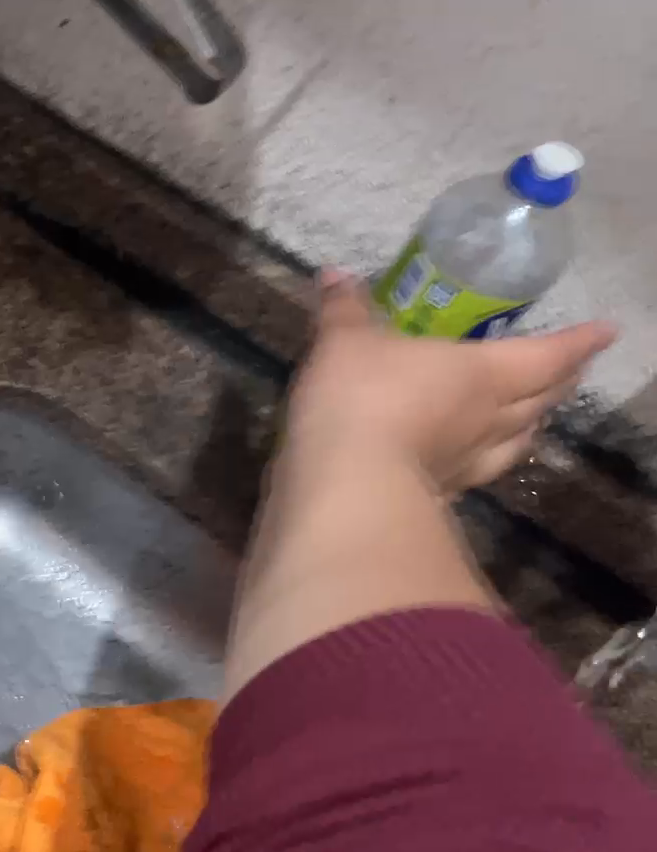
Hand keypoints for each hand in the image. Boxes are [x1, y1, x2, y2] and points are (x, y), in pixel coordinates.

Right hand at [285, 270, 616, 492]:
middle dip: (560, 381)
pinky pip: (474, 475)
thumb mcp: (343, 343)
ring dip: (530, 426)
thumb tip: (335, 272)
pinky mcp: (438, 491)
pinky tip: (467, 465)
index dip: (579, 340)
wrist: (344, 477)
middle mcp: (492, 415)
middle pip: (544, 396)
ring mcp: (468, 458)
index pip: (550, 352)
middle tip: (568, 372)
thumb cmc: (358, 397)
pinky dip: (480, 464)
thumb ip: (344, 311)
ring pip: (518, 439)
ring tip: (530, 419)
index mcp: (485, 371)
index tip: (605, 331)